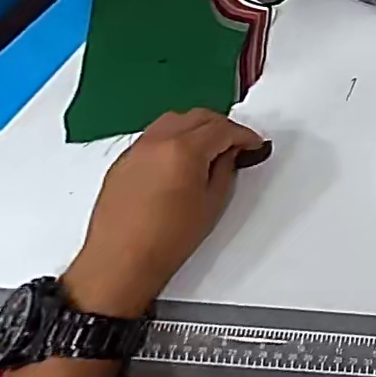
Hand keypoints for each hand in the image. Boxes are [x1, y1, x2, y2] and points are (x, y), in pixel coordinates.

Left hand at [63, 109, 264, 318]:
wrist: (122, 260)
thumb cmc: (169, 237)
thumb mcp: (213, 202)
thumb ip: (225, 168)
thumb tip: (229, 154)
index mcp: (184, 150)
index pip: (222, 128)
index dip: (244, 134)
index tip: (253, 143)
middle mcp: (157, 142)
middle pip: (197, 116)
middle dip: (222, 126)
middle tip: (236, 143)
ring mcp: (136, 149)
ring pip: (173, 120)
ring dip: (196, 126)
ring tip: (210, 147)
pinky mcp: (123, 161)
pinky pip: (154, 135)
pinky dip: (174, 137)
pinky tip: (183, 158)